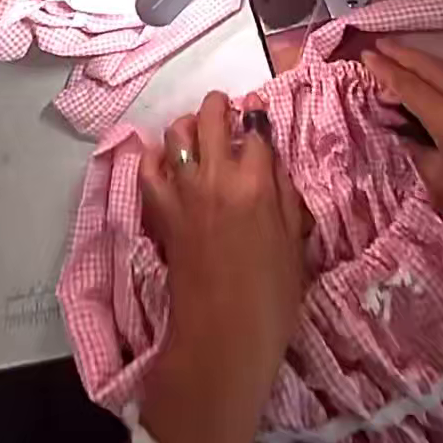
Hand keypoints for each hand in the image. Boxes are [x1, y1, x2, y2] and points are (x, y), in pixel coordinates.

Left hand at [139, 90, 308, 442]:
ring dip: (188, 125)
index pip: (254, 130)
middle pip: (212, 116)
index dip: (256, 117)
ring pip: (176, 133)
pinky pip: (147, 169)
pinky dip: (154, 157)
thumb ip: (285, 193)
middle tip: (225, 108)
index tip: (255, 114)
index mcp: (255, 182)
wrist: (224, 337)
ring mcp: (184, 191)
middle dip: (220, 104)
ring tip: (197, 131)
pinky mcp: (161, 211)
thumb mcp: (294, 241)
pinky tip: (166, 159)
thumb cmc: (271, 295)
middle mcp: (217, 176)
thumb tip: (272, 159)